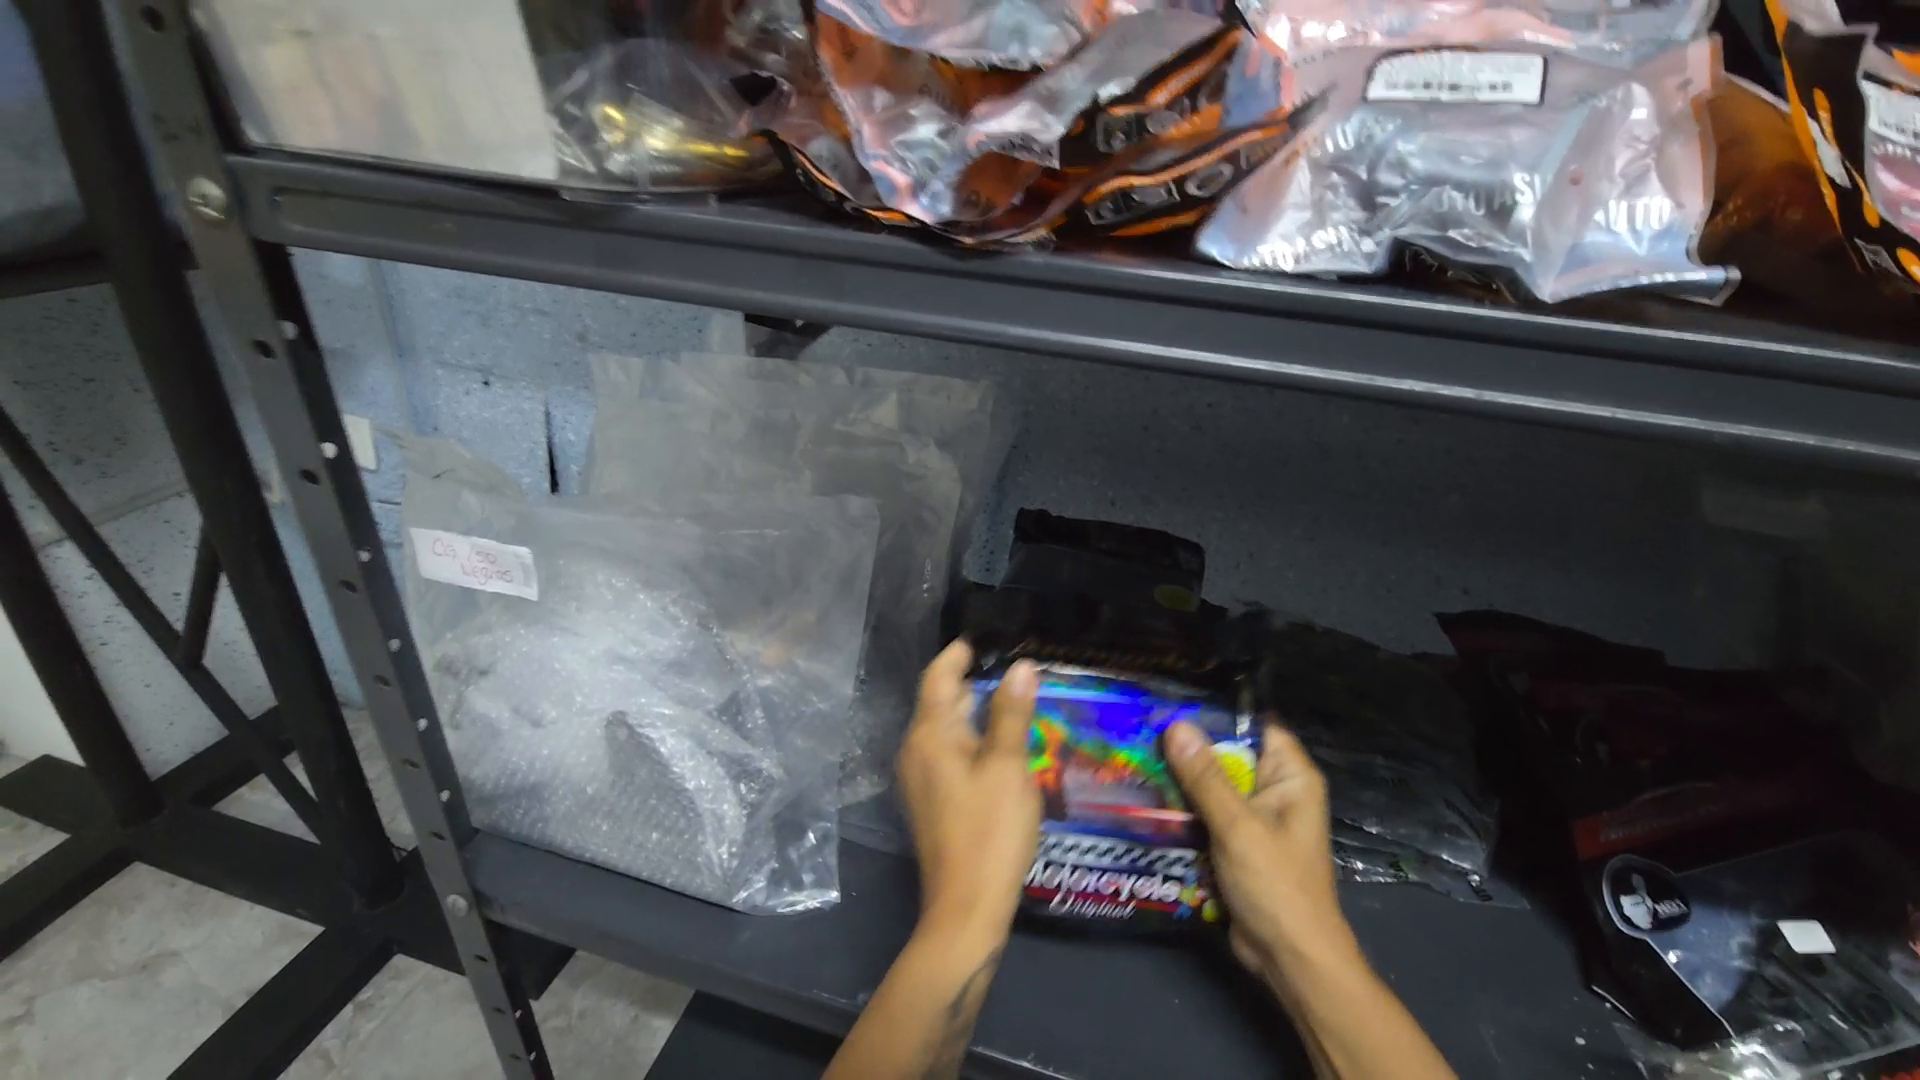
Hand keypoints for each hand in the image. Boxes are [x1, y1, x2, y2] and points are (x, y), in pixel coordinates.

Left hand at [898, 640, 1042, 944]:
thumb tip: (1021, 666)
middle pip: (938, 702)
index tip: (984, 637)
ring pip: (943, 730)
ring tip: (1010, 699)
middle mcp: (915, 751)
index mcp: (929, 735)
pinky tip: (998, 746)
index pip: (937, 676)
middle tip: (1009, 665)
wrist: (966, 906)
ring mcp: (919, 779)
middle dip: (969, 681)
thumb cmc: (989, 830)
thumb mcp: (1008, 766)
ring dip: (971, 711)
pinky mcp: (930, 801)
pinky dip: (969, 739)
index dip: (958, 654)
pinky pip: (946, 754)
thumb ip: (1012, 713)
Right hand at [1164, 719, 1357, 987]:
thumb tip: (1176, 725)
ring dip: (1179, 778)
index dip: (1215, 712)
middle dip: (1187, 746)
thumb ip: (1205, 777)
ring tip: (1133, 757)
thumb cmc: (1275, 886)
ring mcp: (1254, 818)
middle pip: (1227, 754)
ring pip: (1212, 785)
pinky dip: (1181, 808)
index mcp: (1290, 777)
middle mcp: (1274, 790)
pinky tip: (1145, 797)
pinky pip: (1206, 813)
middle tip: (1139, 728)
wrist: (1290, 958)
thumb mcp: (1237, 827)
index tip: (1170, 701)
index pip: (1253, 725)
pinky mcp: (1235, 842)